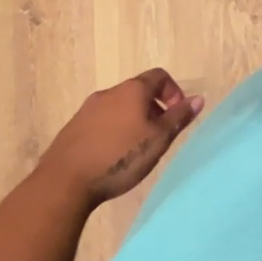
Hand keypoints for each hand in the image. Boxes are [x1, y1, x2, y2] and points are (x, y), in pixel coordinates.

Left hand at [35, 68, 203, 206]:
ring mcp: (86, 111)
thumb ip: (179, 117)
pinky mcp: (70, 131)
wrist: (62, 184)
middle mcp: (109, 93)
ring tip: (134, 148)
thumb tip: (198, 99)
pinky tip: (110, 157)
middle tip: (158, 135)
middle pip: (138, 92)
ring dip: (130, 121)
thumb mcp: (158, 139)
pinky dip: (110, 132)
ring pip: (117, 108)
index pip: (159, 76)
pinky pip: (99, 123)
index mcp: (132, 90)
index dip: (173, 91)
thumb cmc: (119, 157)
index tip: (176, 115)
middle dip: (152, 109)